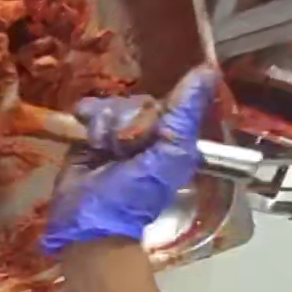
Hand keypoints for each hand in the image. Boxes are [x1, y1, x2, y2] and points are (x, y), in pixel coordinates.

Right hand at [41, 64, 218, 252]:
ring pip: (113, 106)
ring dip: (107, 127)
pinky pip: (90, 112)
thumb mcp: (171, 155)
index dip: (156, 111)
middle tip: (123, 149)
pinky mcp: (85, 139)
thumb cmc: (135, 194)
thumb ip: (185, 114)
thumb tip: (206, 70)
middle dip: (129, 122)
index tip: (148, 130)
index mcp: (171, 138)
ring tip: (103, 150)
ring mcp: (113, 136)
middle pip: (137, 102)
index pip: (168, 101)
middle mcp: (144, 134)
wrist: (89, 221)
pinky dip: (88, 118)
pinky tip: (89, 136)